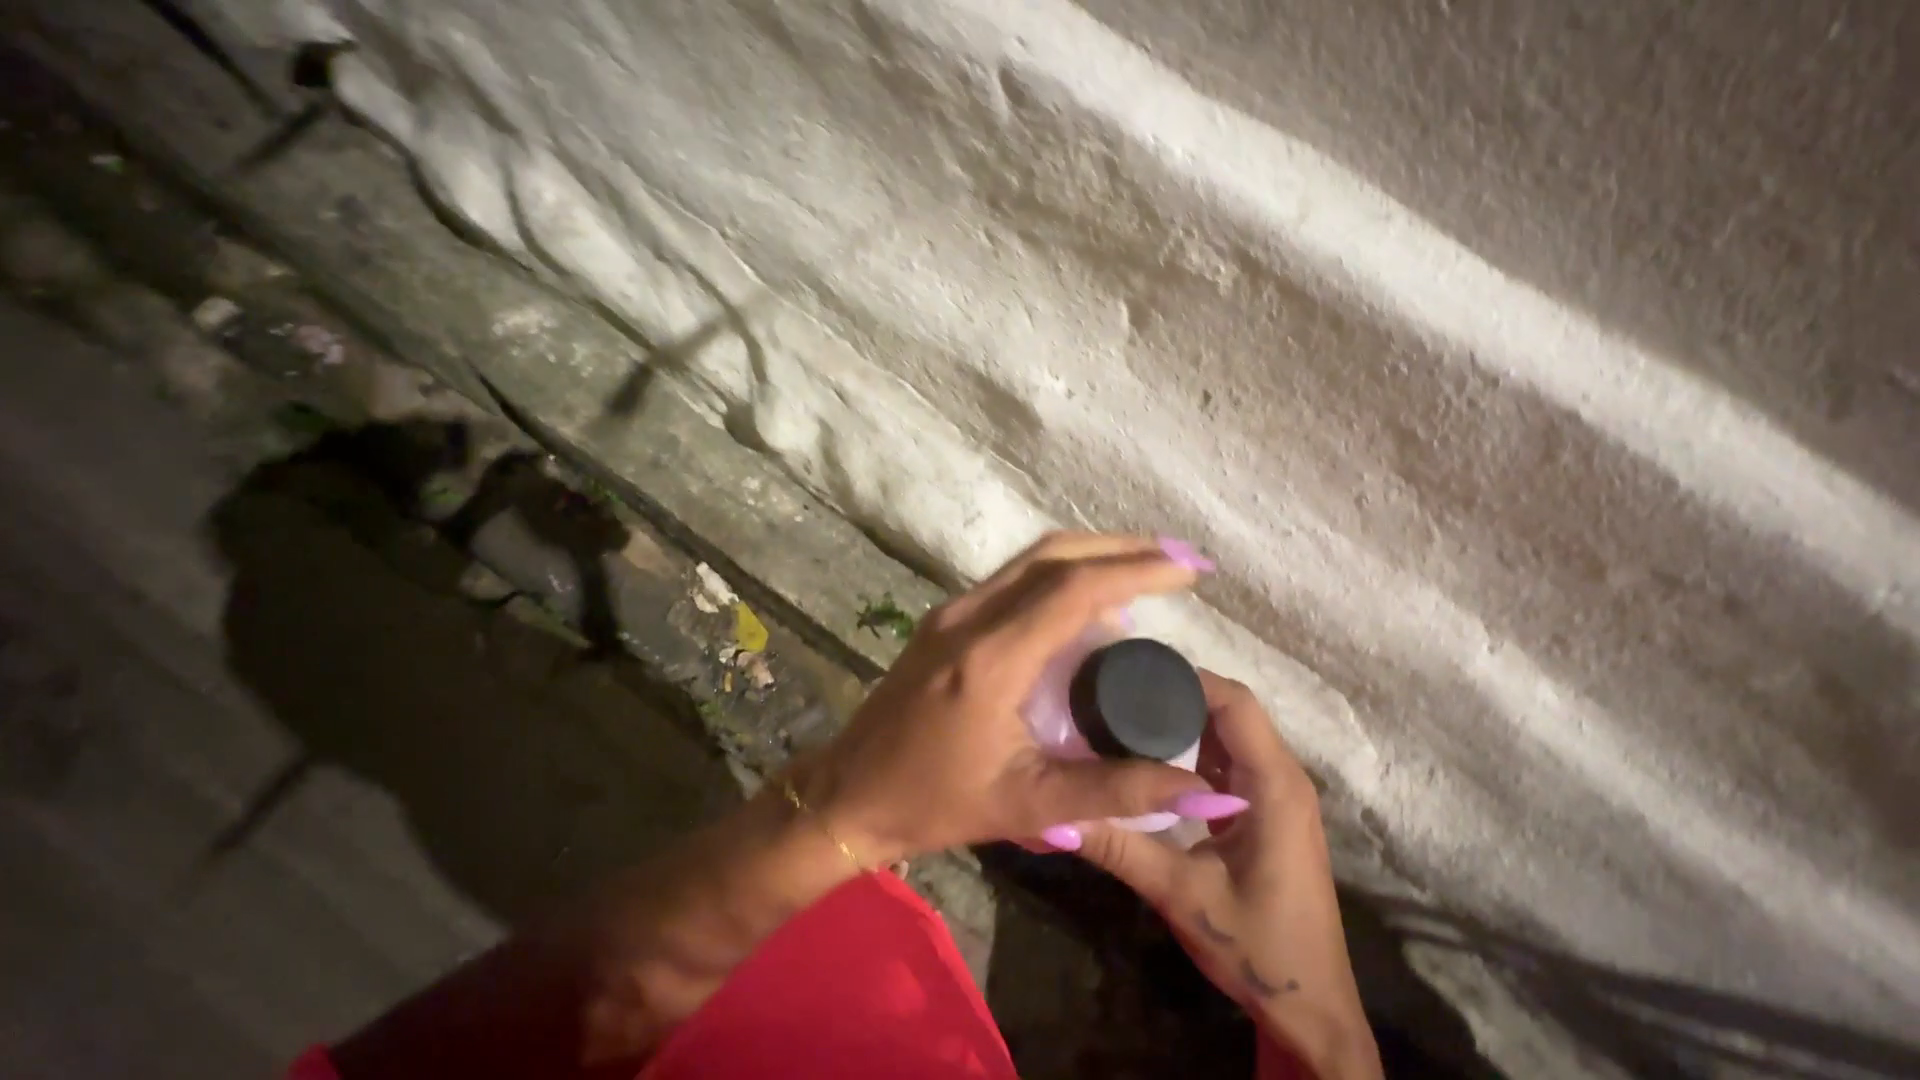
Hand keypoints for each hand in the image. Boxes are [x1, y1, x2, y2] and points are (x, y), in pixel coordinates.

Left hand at [799, 532, 1221, 864]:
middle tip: (1179, 562)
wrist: (848, 794)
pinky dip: (1059, 575)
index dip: (1139, 571)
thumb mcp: (1030, 805)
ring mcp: (950, 614)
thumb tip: (1202, 784)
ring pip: (1030, 560)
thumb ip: (1118, 790)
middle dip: (1123, 548)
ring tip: (1146, 569)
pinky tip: (1089, 602)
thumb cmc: (935, 804)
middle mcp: (969, 619)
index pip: (1075, 588)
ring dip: (1091, 554)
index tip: (1190, 573)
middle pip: (1053, 555)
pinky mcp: (943, 622)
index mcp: (991, 658)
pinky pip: (1011, 580)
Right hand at [1073, 673, 1382, 1079]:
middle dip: (1174, 697)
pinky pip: (1227, 765)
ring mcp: (1276, 798)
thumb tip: (1055, 813)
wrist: (1312, 1009)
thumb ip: (1120, 847)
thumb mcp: (1181, 895)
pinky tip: (1146, 762)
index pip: (1234, 703)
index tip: (1128, 671)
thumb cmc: (1258, 947)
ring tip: (1119, 716)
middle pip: (1230, 713)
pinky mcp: (1265, 816)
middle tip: (1110, 692)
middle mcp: (1282, 779)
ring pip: (1227, 738)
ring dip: (1181, 724)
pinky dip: (1190, 754)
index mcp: (1273, 786)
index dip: (1186, 678)